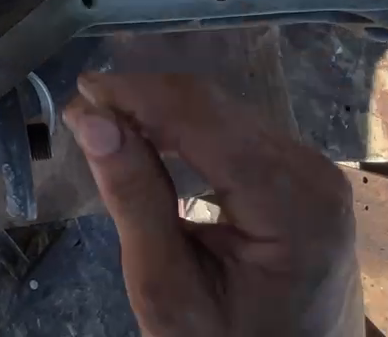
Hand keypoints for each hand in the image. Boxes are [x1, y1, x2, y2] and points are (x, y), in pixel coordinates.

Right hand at [62, 74, 363, 336]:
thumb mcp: (168, 291)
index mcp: (292, 205)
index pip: (199, 119)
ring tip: (104, 125)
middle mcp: (311, 171)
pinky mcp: (298, 167)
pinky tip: (145, 135)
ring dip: (154, 108)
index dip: (134, 96)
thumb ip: (133, 199)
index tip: (77, 98)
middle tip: (82, 116)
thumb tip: (90, 118)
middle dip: (139, 99)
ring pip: (215, 108)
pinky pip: (228, 124)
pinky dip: (178, 123)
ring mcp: (309, 166)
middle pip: (208, 107)